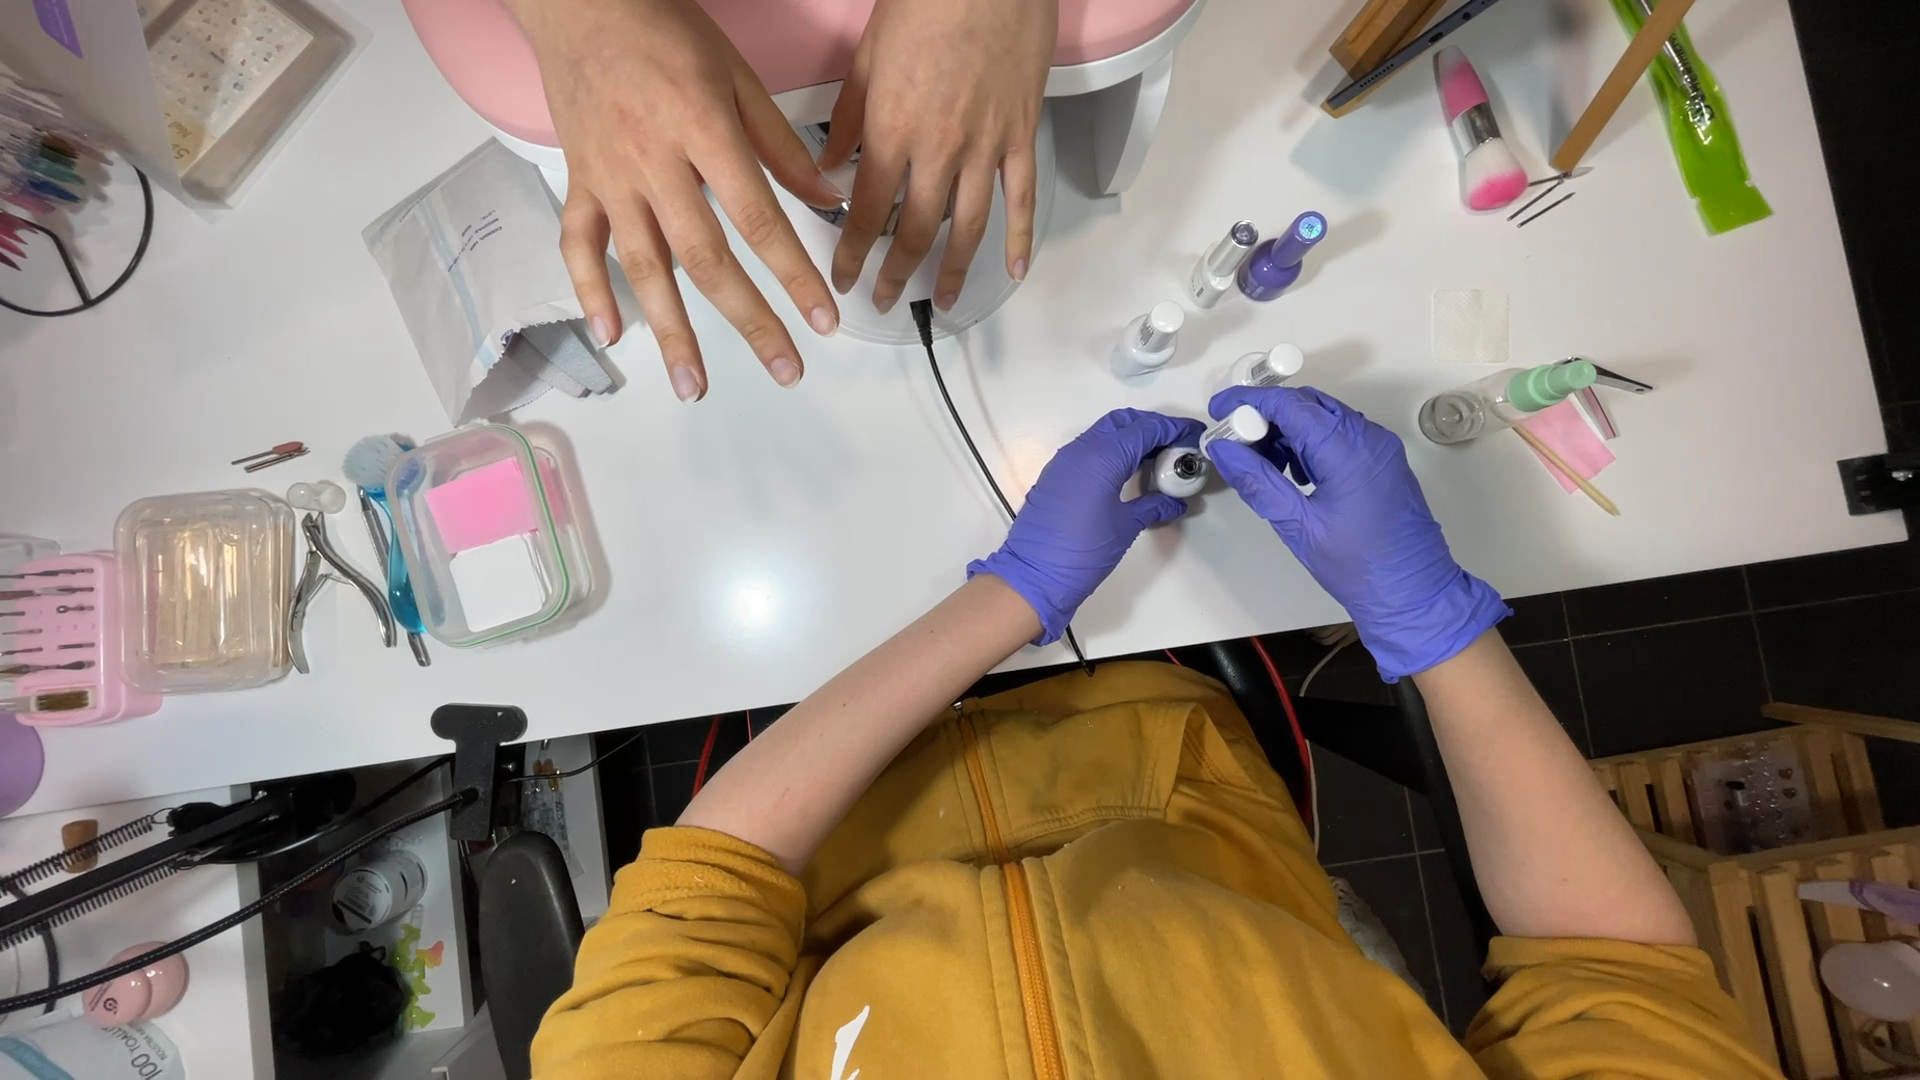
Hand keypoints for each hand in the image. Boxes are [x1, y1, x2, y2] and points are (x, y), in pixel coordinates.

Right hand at [505, 0, 844, 401]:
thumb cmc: (665, 32)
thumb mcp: (738, 77)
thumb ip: (782, 146)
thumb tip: (829, 201)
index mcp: (702, 130)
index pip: (759, 221)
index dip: (796, 277)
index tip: (825, 323)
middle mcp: (654, 163)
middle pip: (707, 259)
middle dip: (750, 322)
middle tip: (784, 370)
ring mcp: (610, 179)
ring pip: (644, 267)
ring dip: (671, 333)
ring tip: (695, 387)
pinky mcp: (578, 183)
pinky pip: (578, 245)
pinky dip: (590, 292)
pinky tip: (613, 338)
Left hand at [820, 0, 1056, 313]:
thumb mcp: (870, 54)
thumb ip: (849, 118)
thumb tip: (827, 165)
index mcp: (894, 128)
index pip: (867, 210)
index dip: (853, 253)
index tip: (843, 281)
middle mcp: (938, 149)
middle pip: (915, 231)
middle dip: (896, 274)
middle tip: (885, 301)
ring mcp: (984, 146)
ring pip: (967, 227)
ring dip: (952, 271)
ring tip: (941, 302)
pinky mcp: (1020, 136)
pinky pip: (1020, 197)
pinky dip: (1020, 237)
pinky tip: (1014, 271)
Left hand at [969, 409, 1202, 644]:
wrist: (1034, 575)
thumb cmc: (1084, 551)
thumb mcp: (1125, 527)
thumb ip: (1154, 507)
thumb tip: (1176, 502)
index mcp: (1101, 457)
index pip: (1145, 429)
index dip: (1174, 428)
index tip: (1196, 435)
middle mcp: (1080, 450)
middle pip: (1122, 422)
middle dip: (1151, 427)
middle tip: (1176, 444)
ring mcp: (1064, 461)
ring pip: (1103, 433)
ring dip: (1130, 437)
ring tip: (1156, 457)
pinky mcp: (1055, 475)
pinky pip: (1088, 449)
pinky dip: (1111, 450)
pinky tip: (1127, 471)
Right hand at [1206, 386, 1508, 678]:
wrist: (1412, 592)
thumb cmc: (1356, 565)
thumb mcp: (1296, 525)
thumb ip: (1257, 481)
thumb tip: (1223, 449)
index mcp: (1347, 451)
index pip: (1290, 405)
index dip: (1249, 402)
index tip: (1218, 409)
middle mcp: (1368, 438)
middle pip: (1308, 404)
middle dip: (1265, 414)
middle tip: (1233, 437)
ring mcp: (1379, 447)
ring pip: (1323, 417)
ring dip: (1286, 429)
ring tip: (1258, 460)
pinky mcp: (1381, 461)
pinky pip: (1338, 434)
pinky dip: (1308, 441)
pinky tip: (1290, 471)